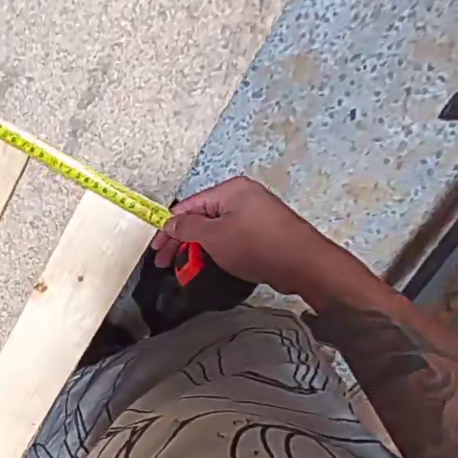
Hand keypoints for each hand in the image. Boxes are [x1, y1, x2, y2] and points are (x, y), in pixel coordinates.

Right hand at [151, 176, 370, 299]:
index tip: (156, 248)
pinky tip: (205, 261)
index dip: (167, 228)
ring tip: (184, 266)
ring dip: (195, 247)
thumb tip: (169, 223)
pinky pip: (227, 236)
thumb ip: (186, 228)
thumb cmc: (257, 246)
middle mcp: (242, 196)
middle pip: (199, 217)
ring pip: (212, 229)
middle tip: (165, 261)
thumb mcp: (213, 236)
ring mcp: (252, 213)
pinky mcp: (259, 230)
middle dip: (179, 240)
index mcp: (230, 190)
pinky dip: (213, 248)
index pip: (187, 206)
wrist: (301, 264)